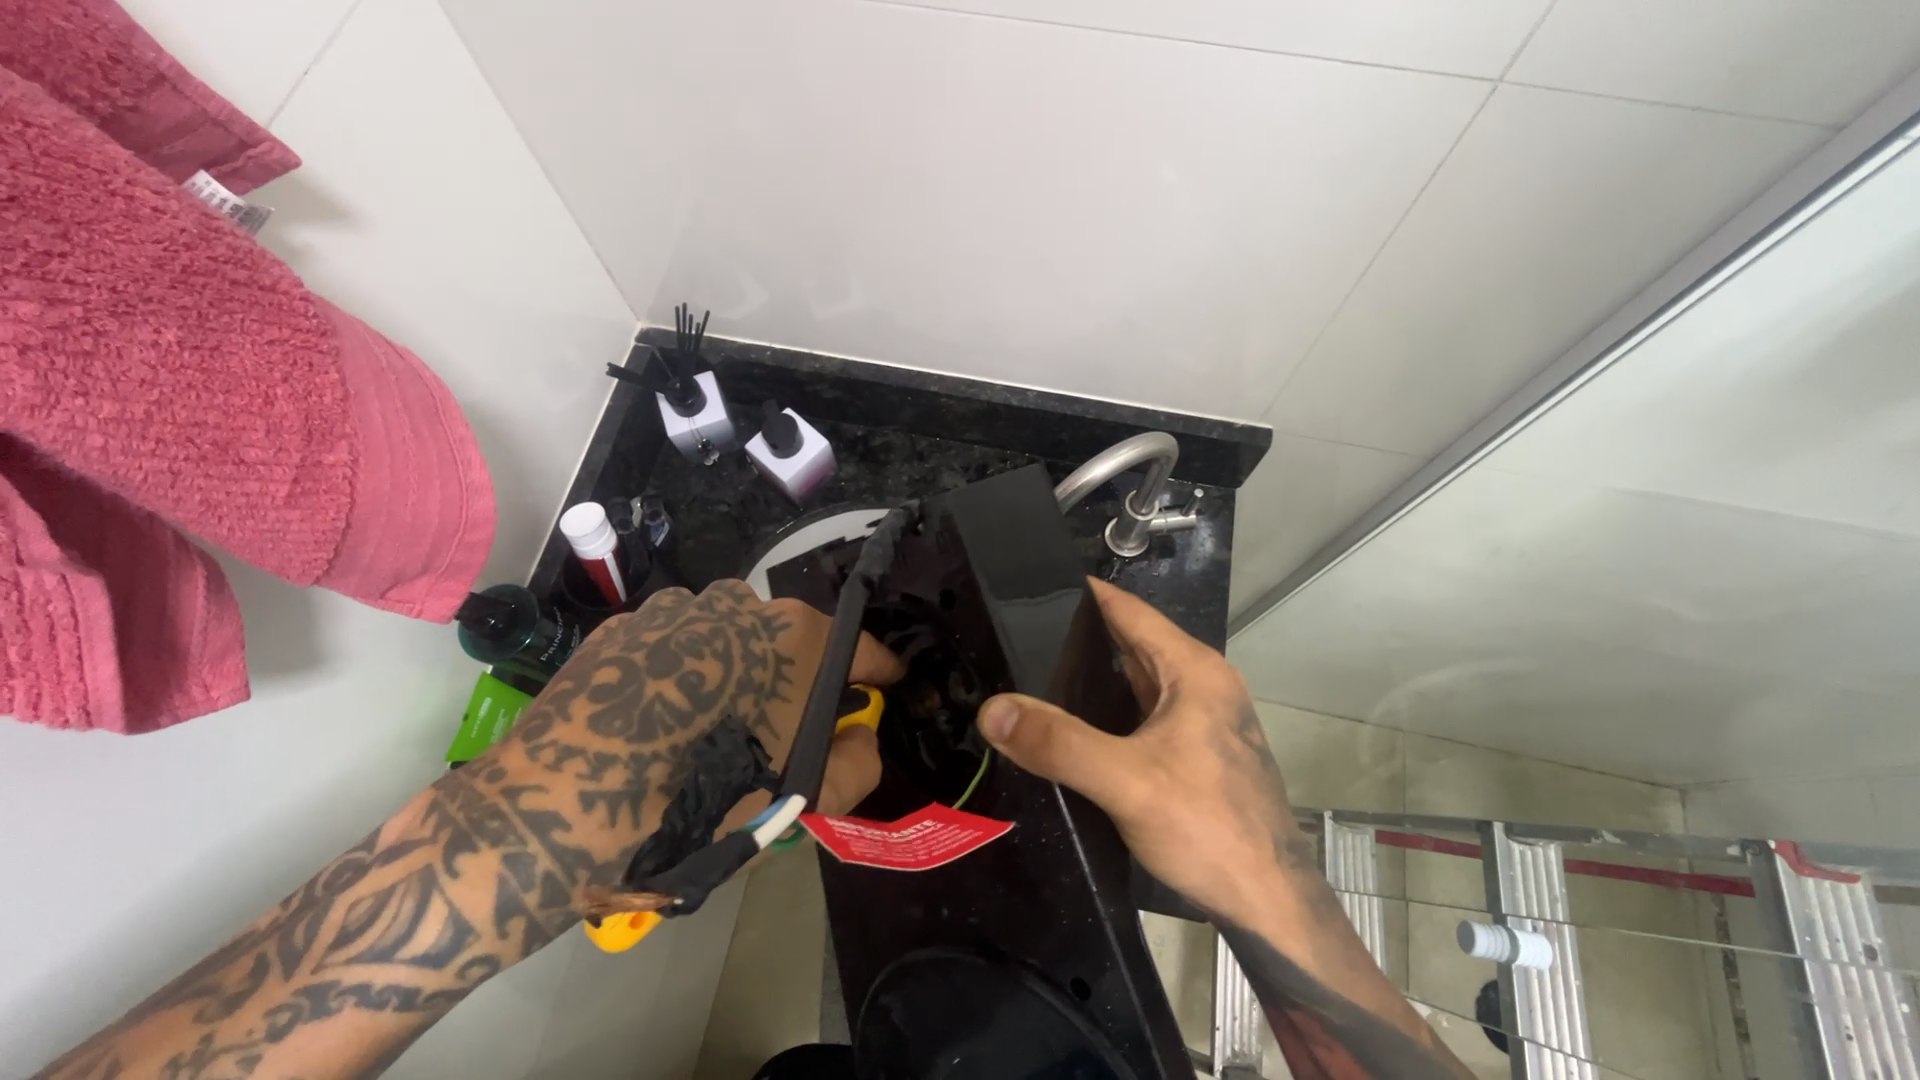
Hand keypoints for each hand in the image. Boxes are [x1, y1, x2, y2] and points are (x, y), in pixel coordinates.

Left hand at [485, 580, 902, 906]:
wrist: (563, 807)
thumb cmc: (701, 799)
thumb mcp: (803, 800)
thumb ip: (858, 763)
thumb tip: (859, 734)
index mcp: (796, 637)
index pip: (862, 648)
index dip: (878, 675)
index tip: (883, 691)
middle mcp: (740, 605)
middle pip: (793, 643)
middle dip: (800, 680)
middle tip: (781, 732)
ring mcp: (674, 609)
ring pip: (730, 639)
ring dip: (736, 672)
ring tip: (710, 728)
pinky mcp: (621, 628)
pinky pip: (674, 646)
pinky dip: (681, 674)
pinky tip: (659, 720)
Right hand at [973, 578, 1307, 925]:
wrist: (1268, 902)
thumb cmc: (1208, 828)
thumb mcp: (1127, 782)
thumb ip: (1059, 744)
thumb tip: (991, 710)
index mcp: (1194, 671)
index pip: (1129, 610)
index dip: (1081, 594)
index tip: (1028, 588)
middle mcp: (1203, 685)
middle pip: (1131, 644)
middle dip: (1077, 638)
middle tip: (1013, 637)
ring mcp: (1202, 721)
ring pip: (1136, 683)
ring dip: (1092, 677)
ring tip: (1029, 676)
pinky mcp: (1195, 754)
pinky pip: (1141, 717)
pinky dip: (1108, 712)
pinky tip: (1072, 728)